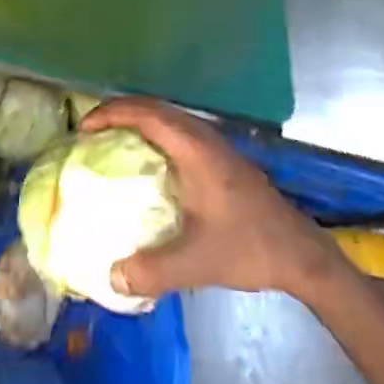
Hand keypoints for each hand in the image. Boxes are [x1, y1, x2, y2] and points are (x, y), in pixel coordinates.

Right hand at [81, 98, 347, 301]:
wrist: (300, 252)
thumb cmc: (249, 247)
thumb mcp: (198, 262)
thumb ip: (153, 270)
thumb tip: (110, 276)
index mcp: (196, 150)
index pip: (147, 114)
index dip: (112, 113)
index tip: (84, 128)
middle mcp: (205, 138)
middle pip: (156, 107)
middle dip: (119, 111)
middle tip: (89, 131)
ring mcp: (216, 146)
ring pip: (169, 117)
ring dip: (138, 120)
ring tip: (111, 140)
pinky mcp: (222, 159)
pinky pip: (178, 130)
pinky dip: (154, 133)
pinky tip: (147, 162)